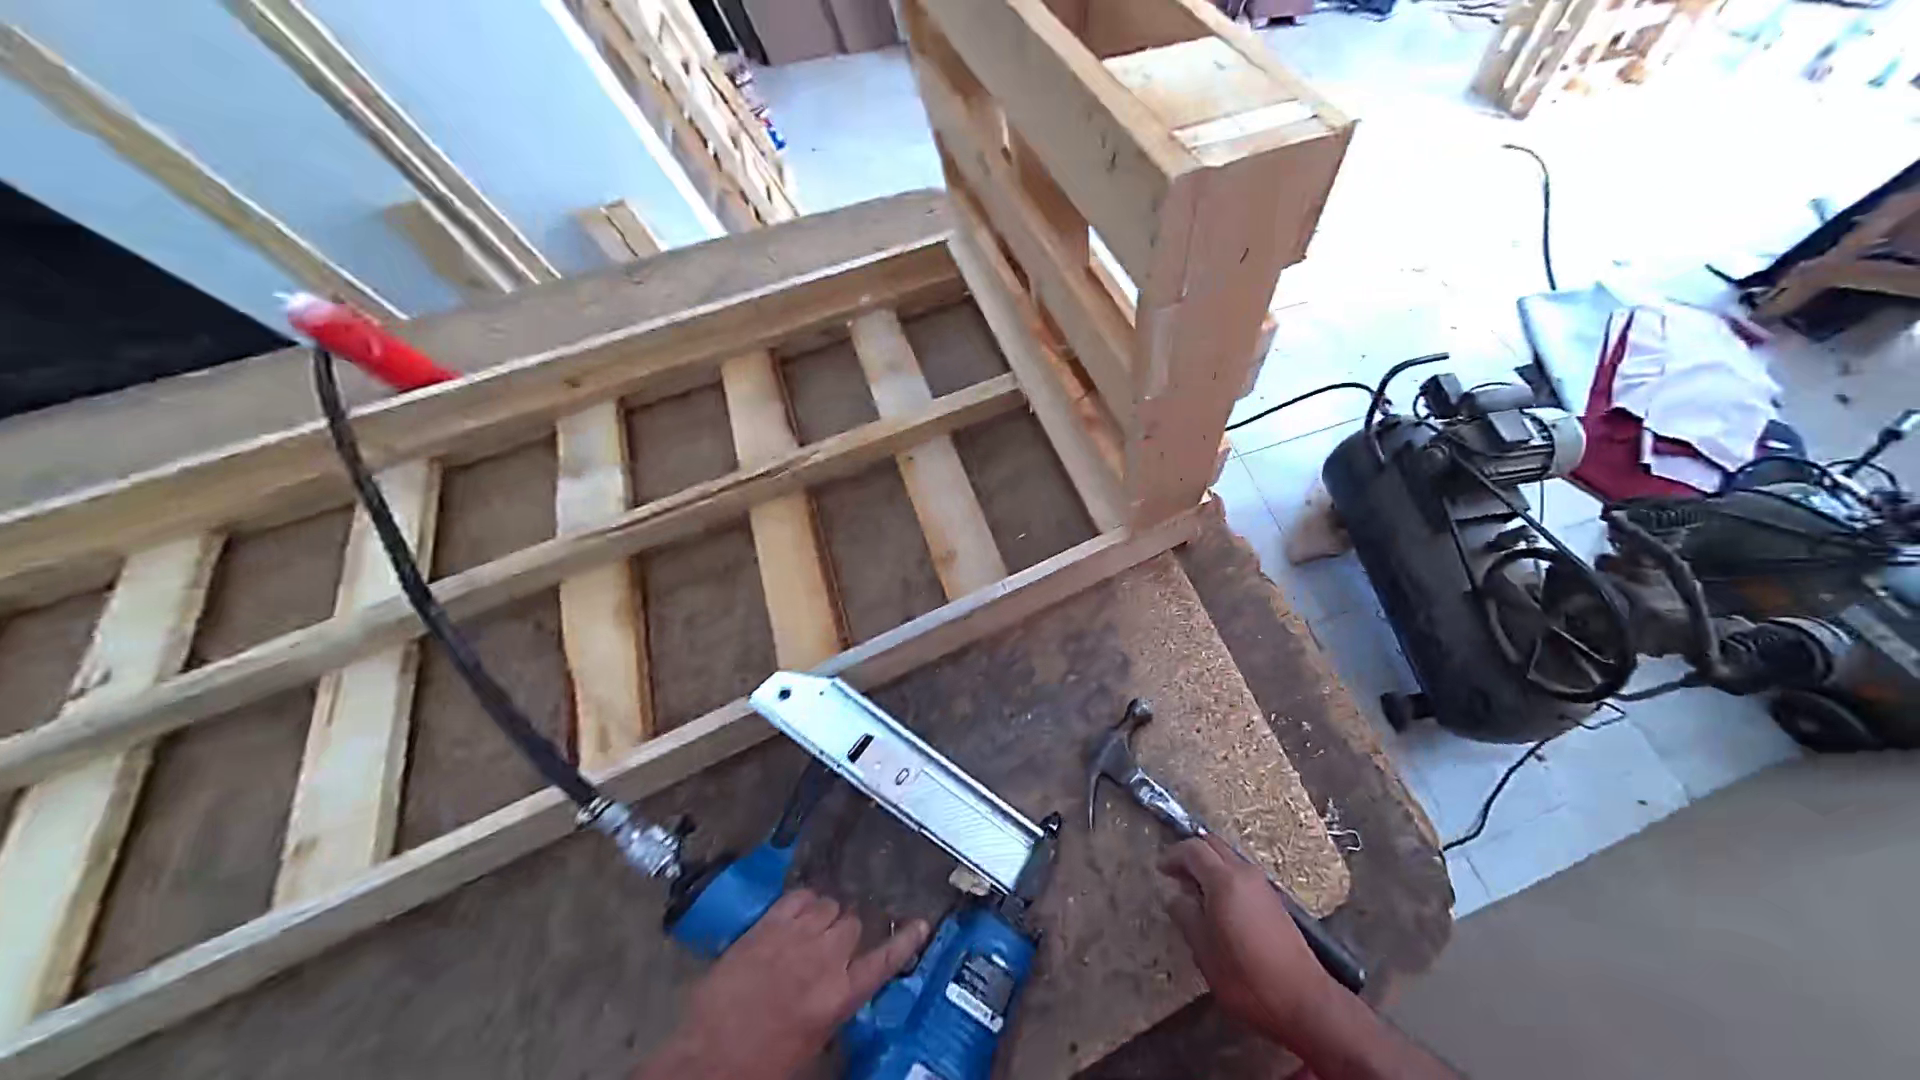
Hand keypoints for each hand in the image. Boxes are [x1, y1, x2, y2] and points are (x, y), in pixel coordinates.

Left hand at [638, 889, 928, 1079]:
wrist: (708, 1060)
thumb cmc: (761, 1064)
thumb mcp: (812, 1043)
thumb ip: (834, 1004)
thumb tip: (844, 981)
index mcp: (839, 997)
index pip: (884, 961)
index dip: (906, 941)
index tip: (922, 924)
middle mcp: (824, 961)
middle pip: (853, 923)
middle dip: (847, 933)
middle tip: (833, 945)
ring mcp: (795, 939)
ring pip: (828, 906)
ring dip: (826, 915)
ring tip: (813, 929)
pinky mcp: (767, 927)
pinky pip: (798, 898)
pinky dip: (803, 901)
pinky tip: (798, 912)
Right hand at [1159, 833, 1339, 1037]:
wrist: (1305, 1002)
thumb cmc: (1247, 978)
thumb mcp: (1204, 951)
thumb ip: (1185, 916)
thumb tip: (1175, 897)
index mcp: (1224, 880)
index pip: (1193, 849)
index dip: (1172, 855)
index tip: (1160, 870)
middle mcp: (1245, 874)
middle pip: (1213, 844)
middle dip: (1191, 853)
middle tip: (1175, 875)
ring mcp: (1263, 885)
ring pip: (1229, 857)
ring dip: (1209, 865)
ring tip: (1194, 892)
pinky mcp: (1275, 901)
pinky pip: (1242, 873)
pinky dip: (1224, 876)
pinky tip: (1219, 905)